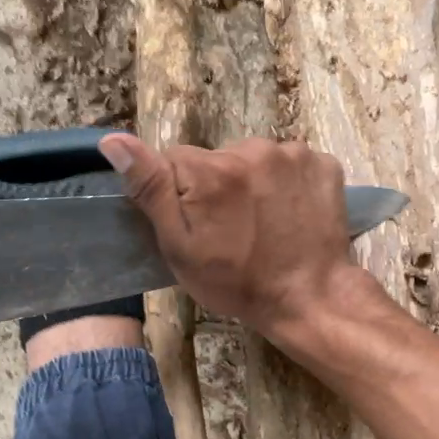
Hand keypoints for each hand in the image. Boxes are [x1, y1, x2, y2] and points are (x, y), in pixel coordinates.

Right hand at [98, 134, 365, 332]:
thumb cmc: (238, 282)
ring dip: (256, 183)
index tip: (197, 223)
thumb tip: (113, 141)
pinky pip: (293, 165)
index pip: (175, 160)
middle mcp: (253, 149)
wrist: (311, 298)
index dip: (180, 192)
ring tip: (266, 224)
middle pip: (220, 158)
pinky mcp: (324, 164)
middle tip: (234, 229)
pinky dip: (290, 183)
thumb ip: (150, 188)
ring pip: (257, 160)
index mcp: (212, 170)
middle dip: (220, 185)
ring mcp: (294, 155)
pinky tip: (292, 214)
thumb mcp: (180, 247)